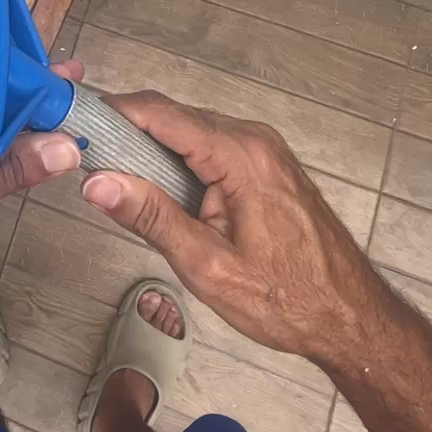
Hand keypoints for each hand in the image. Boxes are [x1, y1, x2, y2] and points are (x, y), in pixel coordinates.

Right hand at [79, 91, 392, 365]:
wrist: (354, 320)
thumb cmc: (285, 299)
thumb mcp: (207, 265)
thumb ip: (150, 217)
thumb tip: (96, 182)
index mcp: (238, 155)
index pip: (160, 112)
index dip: (113, 111)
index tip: (76, 122)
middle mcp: (252, 138)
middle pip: (173, 114)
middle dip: (127, 129)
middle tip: (88, 156)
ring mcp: (262, 147)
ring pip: (189, 127)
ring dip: (151, 143)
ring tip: (116, 174)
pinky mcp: (264, 160)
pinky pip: (208, 142)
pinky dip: (177, 154)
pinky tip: (159, 185)